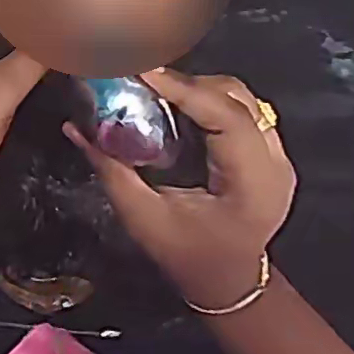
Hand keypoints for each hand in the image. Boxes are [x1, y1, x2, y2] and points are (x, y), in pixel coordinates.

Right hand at [65, 69, 293, 308]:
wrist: (229, 281)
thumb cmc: (187, 255)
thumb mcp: (142, 218)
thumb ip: (111, 170)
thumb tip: (75, 127)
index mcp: (252, 185)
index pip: (227, 118)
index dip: (185, 89)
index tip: (142, 72)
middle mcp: (275, 164)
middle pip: (237, 99)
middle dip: (188, 83)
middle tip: (142, 80)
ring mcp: (278, 156)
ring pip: (242, 97)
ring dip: (198, 87)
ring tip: (157, 89)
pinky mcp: (269, 151)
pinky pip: (241, 108)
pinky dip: (208, 98)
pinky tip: (178, 103)